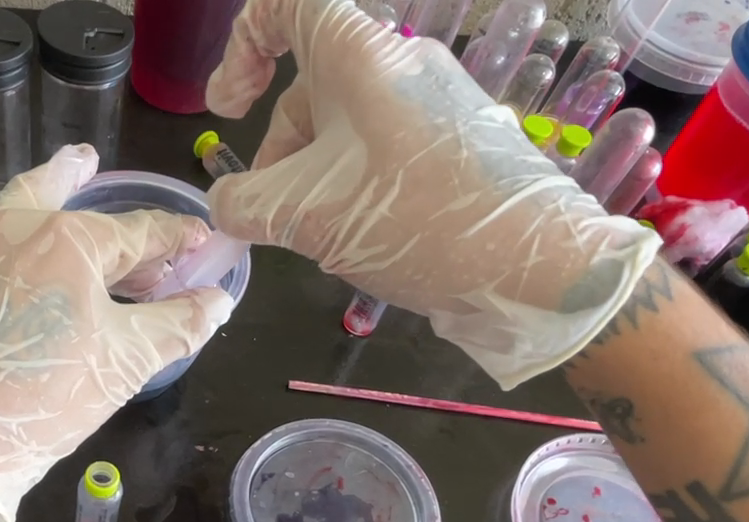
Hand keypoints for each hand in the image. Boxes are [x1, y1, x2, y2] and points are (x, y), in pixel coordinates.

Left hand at [0, 146, 233, 521]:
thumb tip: (219, 300)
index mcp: (75, 243)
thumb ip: (178, 324)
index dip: (175, 239)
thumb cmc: (53, 396)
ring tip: (71, 163)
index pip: (141, 234)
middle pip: (79, 207)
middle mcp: (24, 227)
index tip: (199, 243)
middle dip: (110, 200)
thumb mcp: (127, 361)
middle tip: (124, 185)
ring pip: (20, 197)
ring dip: (50, 178)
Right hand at [205, 0, 658, 387]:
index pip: (286, 8)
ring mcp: (428, 107)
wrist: (525, 268)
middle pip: (309, 89)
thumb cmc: (414, 222)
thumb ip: (244, 204)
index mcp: (362, 56)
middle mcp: (397, 67)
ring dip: (308, 182)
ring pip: (340, 131)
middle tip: (267, 215)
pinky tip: (356, 238)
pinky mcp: (448, 146)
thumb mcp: (308, 215)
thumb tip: (223, 205)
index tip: (225, 113)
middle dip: (274, 152)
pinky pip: (375, 155)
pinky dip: (347, 191)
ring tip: (317, 238)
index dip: (241, 49)